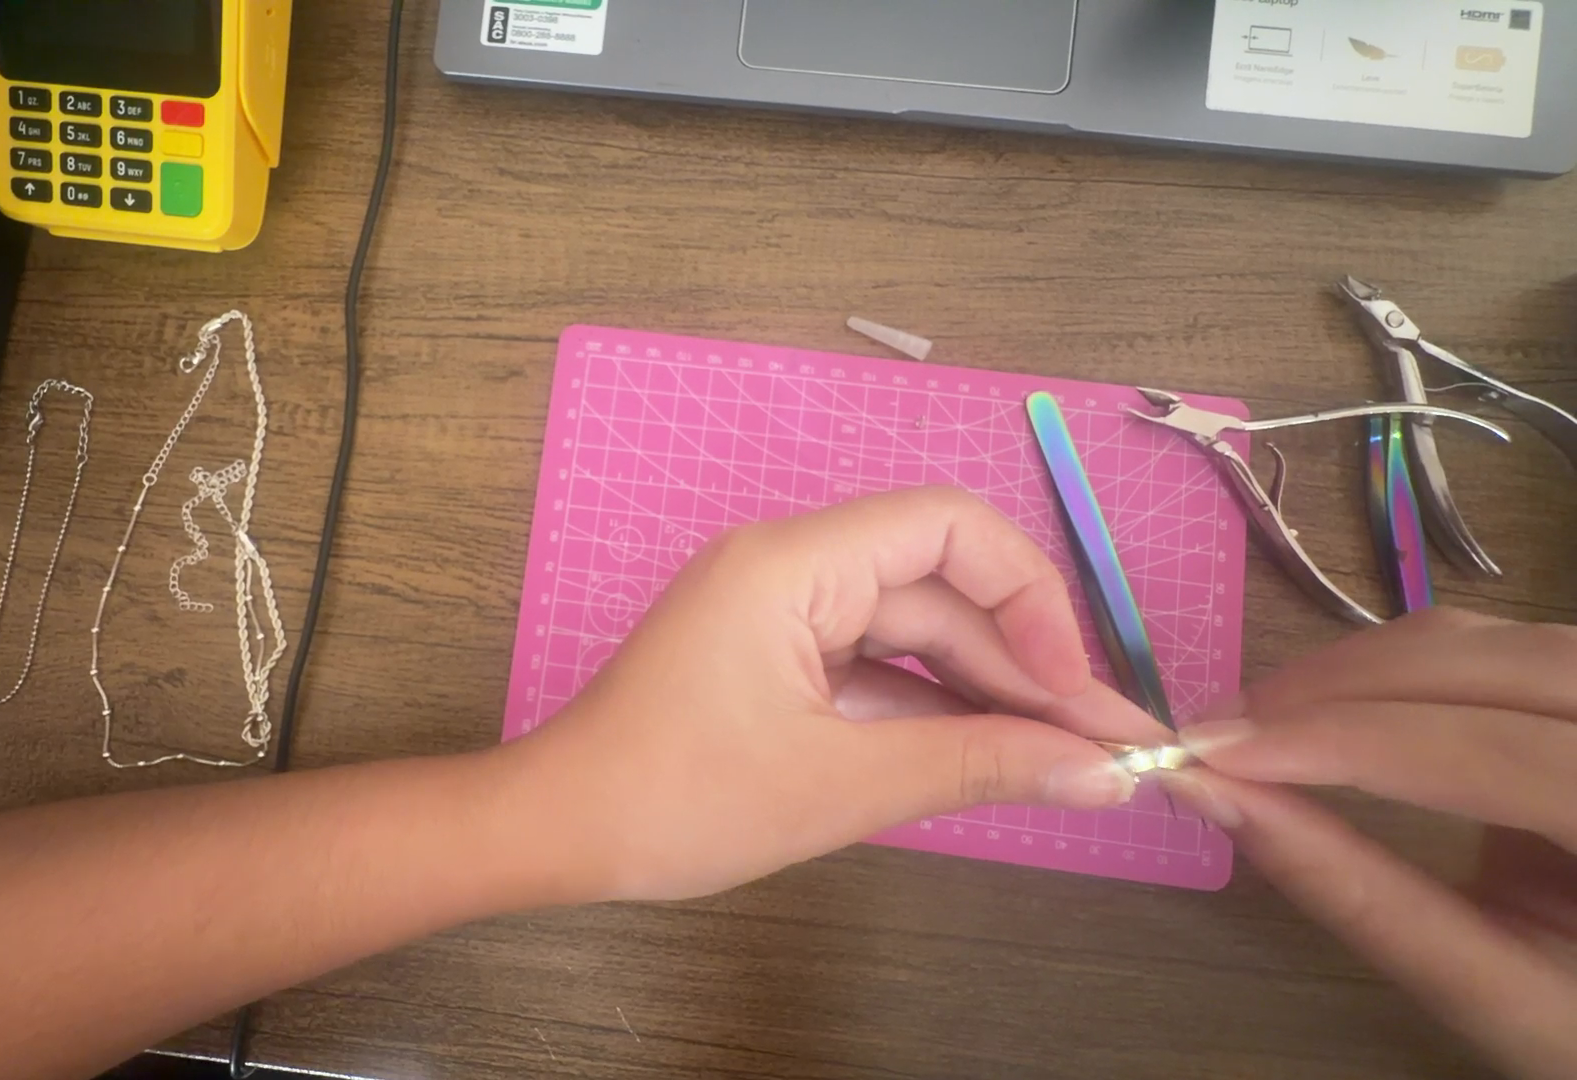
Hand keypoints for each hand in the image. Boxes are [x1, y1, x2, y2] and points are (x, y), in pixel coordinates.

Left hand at [498, 486, 1167, 903]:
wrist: (566, 826)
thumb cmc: (683, 799)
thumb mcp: (841, 783)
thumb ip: (977, 763)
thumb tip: (1104, 769)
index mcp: (791, 562)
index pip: (944, 526)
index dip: (1029, 594)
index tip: (1076, 689)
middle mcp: (785, 565)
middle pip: (931, 585)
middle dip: (1017, 660)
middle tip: (1101, 747)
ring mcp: (775, 608)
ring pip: (903, 627)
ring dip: (977, 686)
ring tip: (1063, 756)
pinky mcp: (770, 651)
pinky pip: (865, 661)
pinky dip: (922, 702)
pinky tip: (985, 748)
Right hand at [1171, 608, 1576, 1079]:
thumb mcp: (1500, 997)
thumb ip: (1354, 892)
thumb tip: (1201, 791)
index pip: (1496, 754)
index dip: (1337, 742)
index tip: (1204, 752)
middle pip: (1483, 666)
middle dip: (1327, 691)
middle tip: (1216, 734)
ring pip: (1470, 640)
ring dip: (1341, 672)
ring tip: (1256, 726)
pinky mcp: (1572, 694)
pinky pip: (1472, 646)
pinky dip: (1373, 667)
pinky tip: (1318, 712)